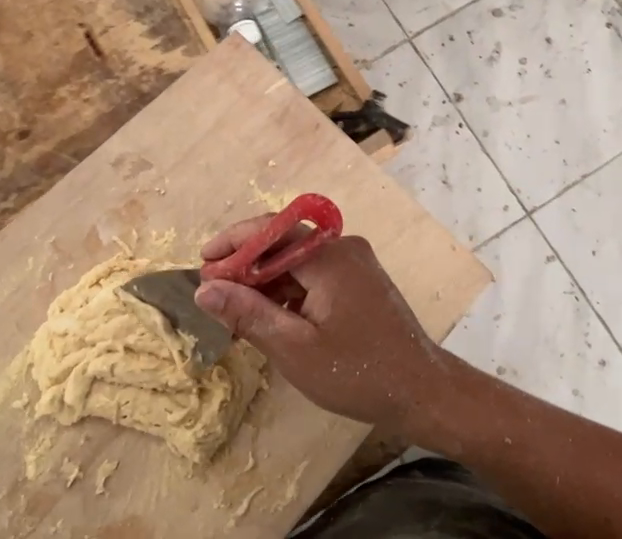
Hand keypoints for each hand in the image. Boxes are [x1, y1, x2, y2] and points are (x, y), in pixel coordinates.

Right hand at [194, 218, 458, 429]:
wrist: (420, 391)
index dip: (233, 243)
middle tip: (211, 287)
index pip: (271, 231)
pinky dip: (288, 289)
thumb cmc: (356, 372)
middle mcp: (343, 248)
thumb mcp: (293, 348)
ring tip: (232, 306)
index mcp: (329, 257)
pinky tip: (268, 315)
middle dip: (245, 262)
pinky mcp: (360, 281)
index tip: (202, 263)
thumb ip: (249, 313)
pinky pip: (314, 273)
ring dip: (265, 278)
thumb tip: (204, 289)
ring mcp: (355, 263)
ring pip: (298, 259)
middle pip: (284, 242)